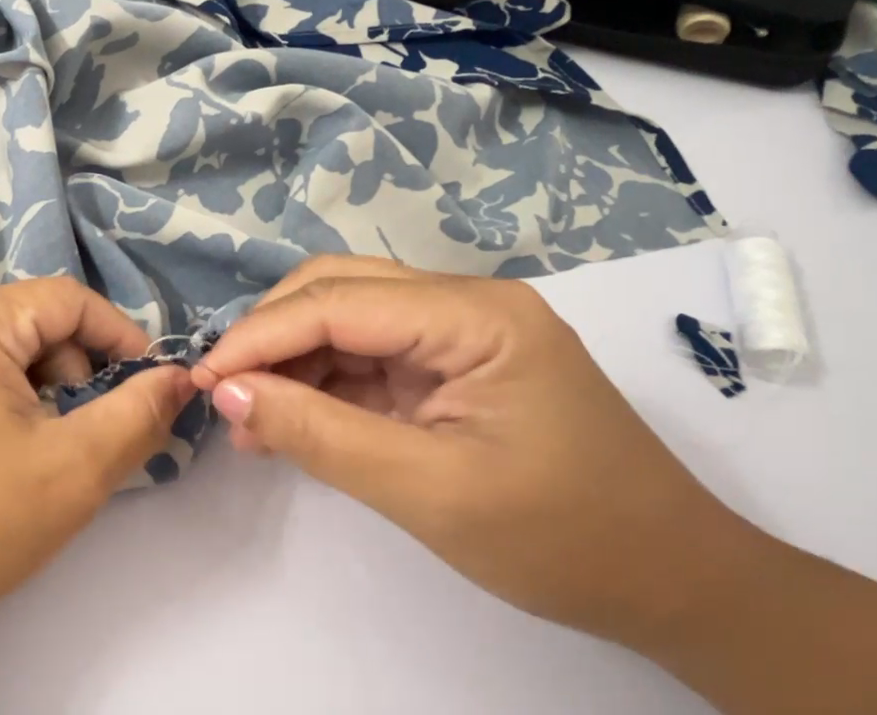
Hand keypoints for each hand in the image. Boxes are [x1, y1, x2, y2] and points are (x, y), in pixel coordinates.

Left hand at [0, 278, 196, 639]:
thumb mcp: (76, 466)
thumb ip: (139, 413)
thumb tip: (178, 377)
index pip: (70, 299)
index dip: (123, 336)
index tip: (154, 389)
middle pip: (40, 323)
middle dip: (84, 371)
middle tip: (98, 435)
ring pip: (15, 352)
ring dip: (53, 392)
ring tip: (53, 455)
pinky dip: (18, 403)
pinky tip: (16, 457)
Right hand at [190, 255, 756, 647]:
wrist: (676, 587)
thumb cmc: (564, 538)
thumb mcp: (428, 492)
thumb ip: (319, 434)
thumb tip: (224, 391)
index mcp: (476, 315)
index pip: (335, 303)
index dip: (258, 338)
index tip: (201, 381)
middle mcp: (465, 302)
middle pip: (334, 290)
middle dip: (269, 338)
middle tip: (223, 396)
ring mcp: (459, 330)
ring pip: (341, 319)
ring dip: (288, 362)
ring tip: (248, 420)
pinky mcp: (450, 364)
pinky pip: (363, 355)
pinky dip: (318, 384)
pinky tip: (286, 421)